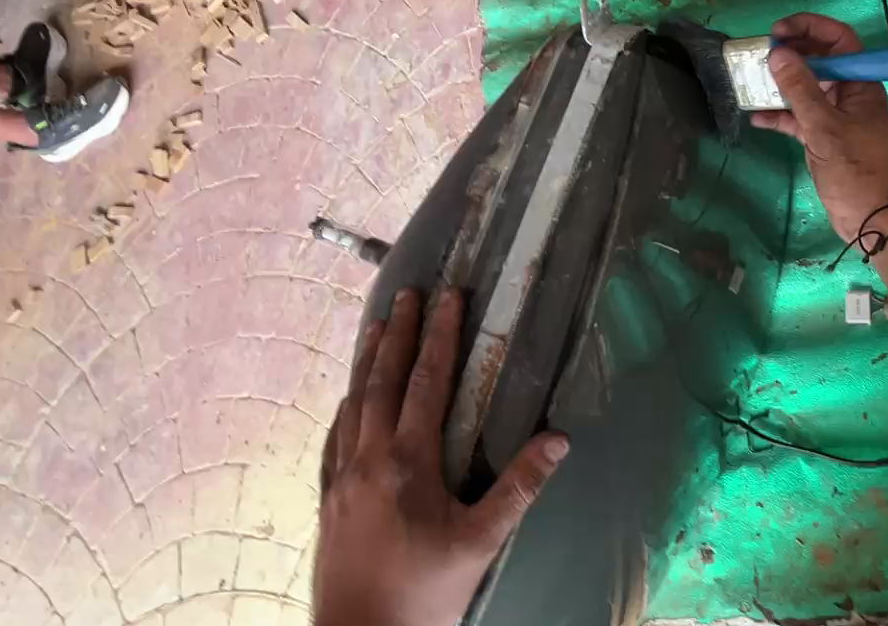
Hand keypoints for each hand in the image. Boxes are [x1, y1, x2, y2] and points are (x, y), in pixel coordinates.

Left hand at [314, 288, 569, 625]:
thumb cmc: (425, 594)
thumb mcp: (481, 542)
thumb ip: (519, 487)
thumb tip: (560, 439)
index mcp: (407, 462)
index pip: (427, 383)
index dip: (440, 336)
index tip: (449, 297)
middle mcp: (368, 459)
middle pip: (384, 381)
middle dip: (399, 334)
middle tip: (408, 294)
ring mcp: (341, 479)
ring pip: (354, 404)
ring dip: (368, 361)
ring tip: (376, 325)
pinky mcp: (327, 501)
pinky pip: (334, 438)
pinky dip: (346, 406)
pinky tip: (348, 400)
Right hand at [749, 13, 887, 241]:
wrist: (871, 219)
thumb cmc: (855, 169)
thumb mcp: (824, 127)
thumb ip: (800, 89)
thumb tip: (778, 53)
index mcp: (861, 84)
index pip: (838, 39)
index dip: (809, 28)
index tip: (778, 32)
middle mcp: (850, 94)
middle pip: (819, 61)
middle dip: (791, 54)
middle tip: (761, 55)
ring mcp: (837, 116)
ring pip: (807, 89)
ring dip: (781, 85)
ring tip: (752, 81)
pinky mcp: (824, 138)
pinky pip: (799, 118)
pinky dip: (780, 116)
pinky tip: (756, 117)